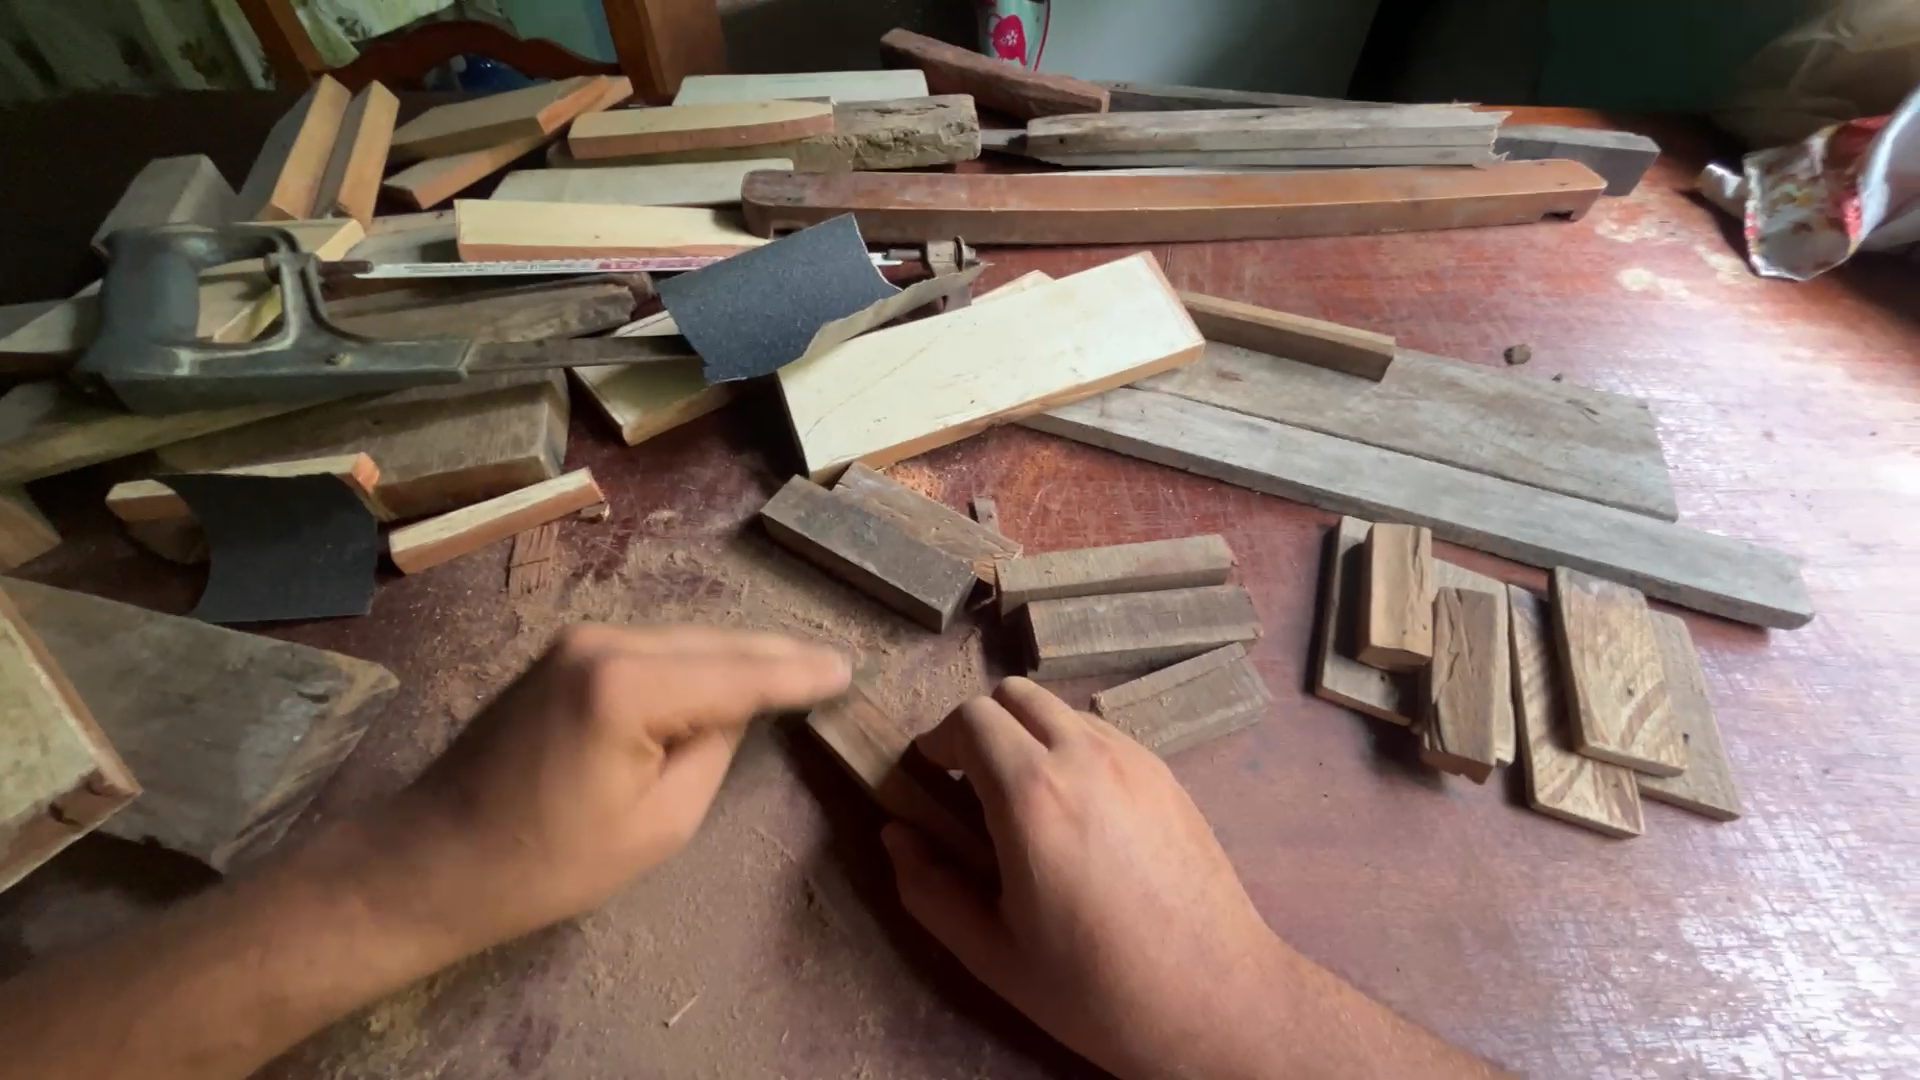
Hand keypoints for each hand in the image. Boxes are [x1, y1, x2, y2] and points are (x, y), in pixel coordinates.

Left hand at [381, 625, 849, 953]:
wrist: (427, 861)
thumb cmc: (546, 863)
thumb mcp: (660, 823)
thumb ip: (713, 748)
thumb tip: (733, 706)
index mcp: (627, 688)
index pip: (740, 674)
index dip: (799, 674)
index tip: (847, 670)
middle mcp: (606, 642)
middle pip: (719, 642)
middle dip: (779, 654)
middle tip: (833, 661)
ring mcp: (583, 638)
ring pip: (691, 639)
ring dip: (742, 655)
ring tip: (797, 664)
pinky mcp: (571, 649)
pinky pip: (659, 647)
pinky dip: (702, 659)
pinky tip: (732, 667)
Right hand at [881, 677, 1284, 1079]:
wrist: (1218, 999)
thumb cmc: (1096, 986)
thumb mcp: (992, 953)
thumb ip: (929, 888)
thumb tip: (896, 833)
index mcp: (1032, 795)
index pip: (969, 718)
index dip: (939, 740)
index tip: (931, 774)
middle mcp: (1082, 755)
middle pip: (1012, 694)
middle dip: (979, 725)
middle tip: (972, 780)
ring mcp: (1130, 755)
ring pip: (1057, 707)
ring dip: (1026, 732)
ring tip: (1027, 795)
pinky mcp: (1163, 768)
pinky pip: (1098, 730)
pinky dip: (1068, 745)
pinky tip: (1078, 806)